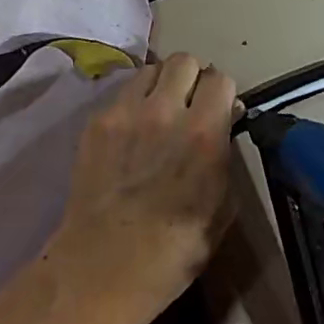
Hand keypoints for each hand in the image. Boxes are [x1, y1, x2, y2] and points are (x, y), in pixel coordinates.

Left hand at [49, 54, 240, 307]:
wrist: (107, 262)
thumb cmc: (176, 248)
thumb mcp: (222, 206)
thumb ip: (225, 155)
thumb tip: (224, 123)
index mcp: (203, 133)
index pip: (220, 79)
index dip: (222, 93)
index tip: (220, 108)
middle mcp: (165, 110)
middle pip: (184, 61)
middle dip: (193, 77)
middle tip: (190, 101)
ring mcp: (125, 112)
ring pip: (150, 70)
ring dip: (161, 84)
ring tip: (159, 108)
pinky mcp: (97, 121)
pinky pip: (121, 93)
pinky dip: (133, 102)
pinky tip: (132, 129)